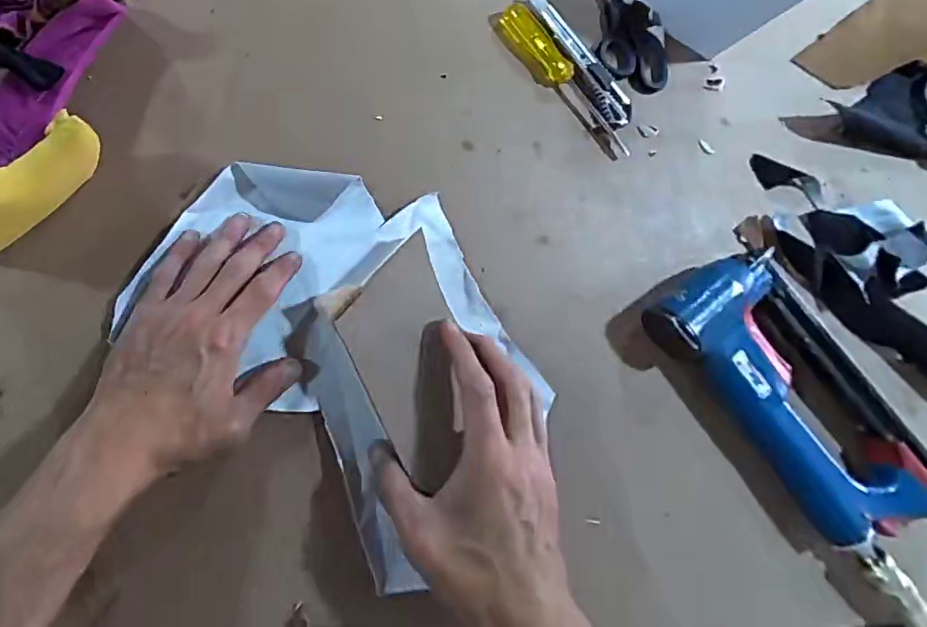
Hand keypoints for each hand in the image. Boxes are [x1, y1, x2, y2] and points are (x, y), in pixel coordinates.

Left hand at [83, 215, 304, 480]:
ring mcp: (169, 310)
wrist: (116, 441)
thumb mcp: (234, 425)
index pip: (261, 293)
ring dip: (224, 238)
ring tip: (240, 218)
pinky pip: (164, 274)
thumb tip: (296, 364)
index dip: (280, 271)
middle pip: (235, 269)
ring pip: (202, 263)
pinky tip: (191, 236)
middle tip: (275, 226)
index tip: (294, 256)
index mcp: (226, 338)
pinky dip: (178, 253)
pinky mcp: (143, 314)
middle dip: (258, 245)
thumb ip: (265, 389)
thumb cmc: (179, 435)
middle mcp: (200, 314)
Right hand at [376, 323, 587, 626]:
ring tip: (491, 356)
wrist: (530, 612)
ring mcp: (541, 462)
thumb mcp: (420, 537)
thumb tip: (377, 454)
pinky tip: (512, 405)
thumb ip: (393, 491)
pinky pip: (539, 421)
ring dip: (511, 369)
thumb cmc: (473, 571)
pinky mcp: (549, 478)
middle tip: (468, 332)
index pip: (477, 386)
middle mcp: (521, 449)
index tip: (447, 327)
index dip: (462, 352)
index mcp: (490, 455)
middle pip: (513, 381)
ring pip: (532, 398)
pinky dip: (523, 396)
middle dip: (490, 349)